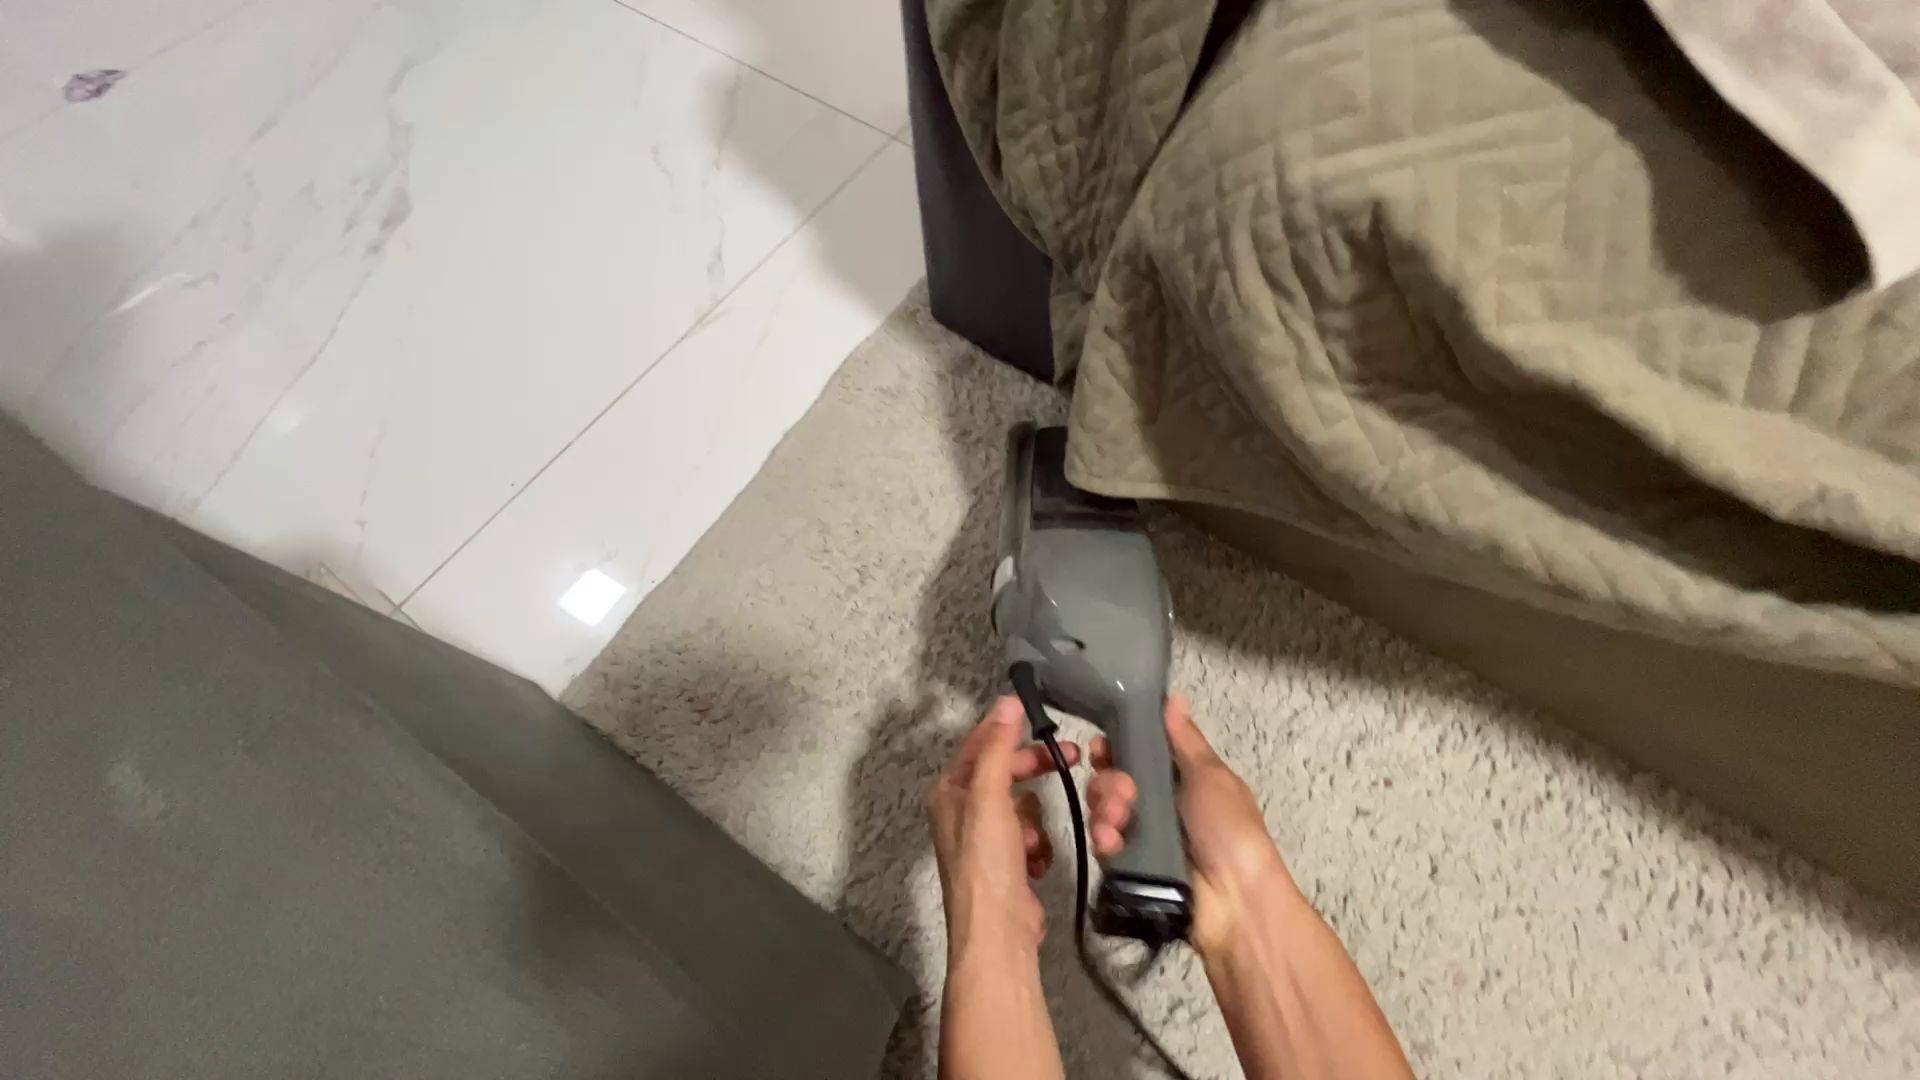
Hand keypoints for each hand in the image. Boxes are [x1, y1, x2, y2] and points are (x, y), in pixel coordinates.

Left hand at [928, 697, 1082, 958]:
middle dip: (1032, 770)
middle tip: (1069, 758)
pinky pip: (1031, 834)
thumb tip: (1007, 701)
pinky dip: (1039, 844)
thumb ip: (998, 748)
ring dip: (1034, 817)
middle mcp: (962, 811)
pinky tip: (1037, 861)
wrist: (999, 934)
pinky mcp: (1007, 862)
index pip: (980, 744)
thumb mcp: (990, 796)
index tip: (1041, 716)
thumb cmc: (987, 862)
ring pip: (1022, 804)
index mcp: (948, 791)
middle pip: (1004, 772)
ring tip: (1034, 839)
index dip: (1008, 729)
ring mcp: (984, 839)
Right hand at [1087, 695, 1298, 956]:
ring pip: (1101, 807)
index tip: (1104, 744)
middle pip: (1111, 777)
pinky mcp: (1126, 865)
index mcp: (1176, 778)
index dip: (1115, 745)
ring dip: (1104, 805)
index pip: (1134, 751)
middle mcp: (1154, 803)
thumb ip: (1184, 739)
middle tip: (1125, 789)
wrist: (1236, 901)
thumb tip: (1173, 696)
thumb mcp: (1211, 776)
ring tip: (1120, 817)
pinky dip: (1103, 836)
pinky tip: (1111, 839)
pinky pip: (1102, 842)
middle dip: (1108, 778)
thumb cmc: (1229, 830)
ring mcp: (1139, 835)